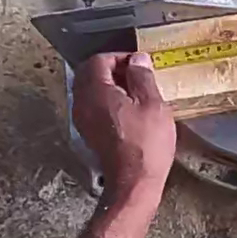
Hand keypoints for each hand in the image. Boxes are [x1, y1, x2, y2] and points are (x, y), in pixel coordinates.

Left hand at [73, 51, 175, 209]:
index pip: (98, 60)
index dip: (119, 56)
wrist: (134, 181)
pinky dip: (106, 101)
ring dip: (108, 85)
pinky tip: (126, 109)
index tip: (138, 63)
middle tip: (135, 74)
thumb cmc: (145, 145)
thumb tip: (137, 59)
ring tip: (133, 91)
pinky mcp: (89, 134)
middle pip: (89, 74)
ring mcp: (83, 120)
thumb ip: (142, 76)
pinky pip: (92, 107)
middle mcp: (83, 103)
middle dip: (111, 69)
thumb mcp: (153, 104)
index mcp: (96, 91)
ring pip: (89, 90)